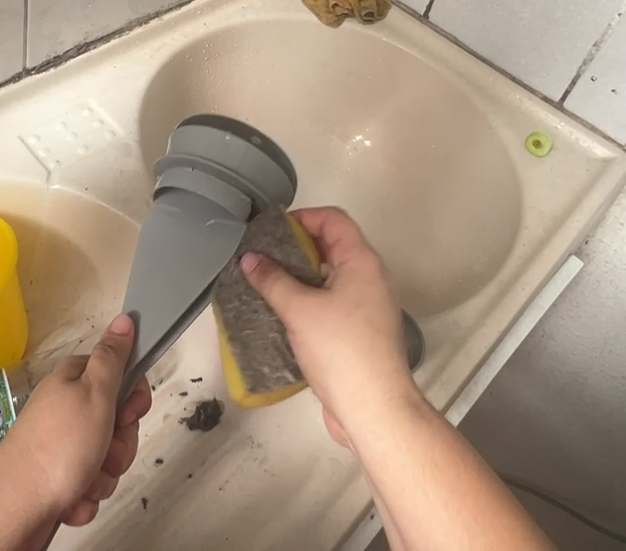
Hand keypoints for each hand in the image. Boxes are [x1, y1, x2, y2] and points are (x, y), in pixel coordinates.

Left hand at [0, 314, 152, 529]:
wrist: (13, 509)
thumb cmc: (60, 445)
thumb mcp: (94, 392)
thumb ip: (113, 358)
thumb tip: (125, 318)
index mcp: (74, 382)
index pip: (120, 377)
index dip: (132, 397)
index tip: (129, 413)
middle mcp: (67, 410)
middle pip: (117, 423)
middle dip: (118, 446)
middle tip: (103, 452)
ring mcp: (62, 447)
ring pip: (106, 458)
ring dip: (102, 476)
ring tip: (83, 483)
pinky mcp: (58, 481)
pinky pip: (89, 487)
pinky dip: (85, 497)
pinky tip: (70, 501)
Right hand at [242, 207, 420, 448]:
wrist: (374, 409)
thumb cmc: (342, 351)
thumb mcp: (299, 310)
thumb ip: (272, 280)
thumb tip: (250, 259)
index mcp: (362, 261)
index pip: (333, 219)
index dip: (303, 217)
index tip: (273, 229)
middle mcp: (370, 278)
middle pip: (333, 245)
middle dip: (298, 246)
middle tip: (265, 255)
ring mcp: (368, 305)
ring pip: (331, 276)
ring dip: (302, 275)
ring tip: (269, 283)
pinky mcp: (362, 331)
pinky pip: (333, 301)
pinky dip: (310, 299)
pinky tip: (284, 313)